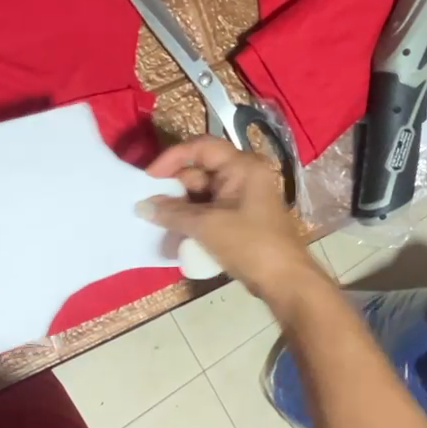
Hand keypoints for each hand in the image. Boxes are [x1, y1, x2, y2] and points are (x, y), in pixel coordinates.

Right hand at [139, 137, 329, 305]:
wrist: (284, 280)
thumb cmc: (249, 244)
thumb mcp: (207, 226)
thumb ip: (172, 214)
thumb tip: (142, 207)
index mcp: (242, 167)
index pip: (201, 147)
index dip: (172, 159)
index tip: (149, 179)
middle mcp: (243, 176)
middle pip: (200, 171)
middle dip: (173, 188)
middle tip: (148, 206)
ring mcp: (242, 198)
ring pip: (202, 194)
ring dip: (179, 208)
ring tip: (156, 223)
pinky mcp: (239, 219)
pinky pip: (209, 211)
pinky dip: (191, 220)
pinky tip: (174, 235)